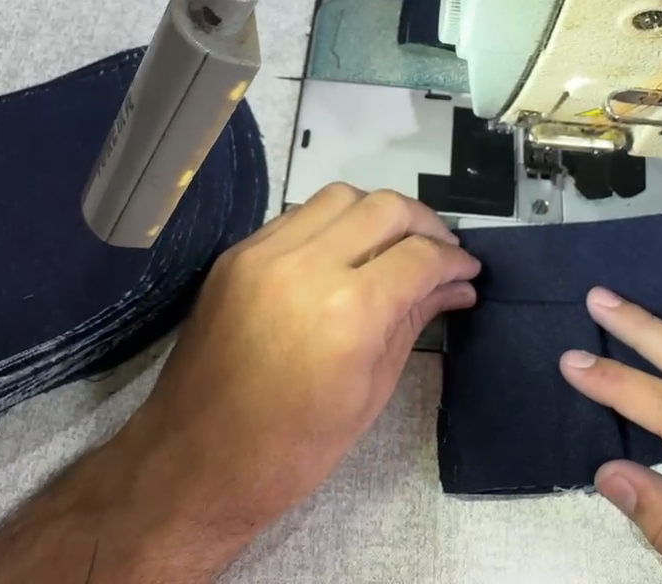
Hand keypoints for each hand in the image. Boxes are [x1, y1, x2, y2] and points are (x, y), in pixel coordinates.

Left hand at [128, 183, 480, 539]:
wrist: (193, 464)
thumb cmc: (292, 450)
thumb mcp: (370, 393)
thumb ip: (414, 321)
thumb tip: (457, 286)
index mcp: (348, 313)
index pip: (420, 257)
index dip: (454, 260)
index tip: (468, 269)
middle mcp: (307, 266)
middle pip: (385, 208)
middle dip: (425, 223)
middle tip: (441, 249)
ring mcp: (265, 253)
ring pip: (340, 196)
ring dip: (378, 212)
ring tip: (395, 242)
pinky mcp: (238, 254)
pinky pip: (299, 215)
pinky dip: (333, 222)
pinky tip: (345, 250)